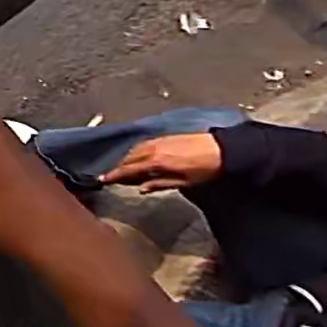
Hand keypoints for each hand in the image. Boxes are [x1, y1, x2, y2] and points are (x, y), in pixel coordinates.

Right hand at [99, 133, 223, 191]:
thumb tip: (141, 189)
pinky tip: (139, 156)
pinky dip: (136, 151)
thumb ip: (160, 184)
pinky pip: (143, 144)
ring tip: (125, 167)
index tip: (103, 179)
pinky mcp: (164, 137)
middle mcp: (152, 150)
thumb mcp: (184, 182)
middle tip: (114, 176)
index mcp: (156, 162)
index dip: (115, 175)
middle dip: (120, 167)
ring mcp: (158, 141)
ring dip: (127, 158)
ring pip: (135, 150)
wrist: (223, 149)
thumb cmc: (205, 170)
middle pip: (129, 158)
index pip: (129, 169)